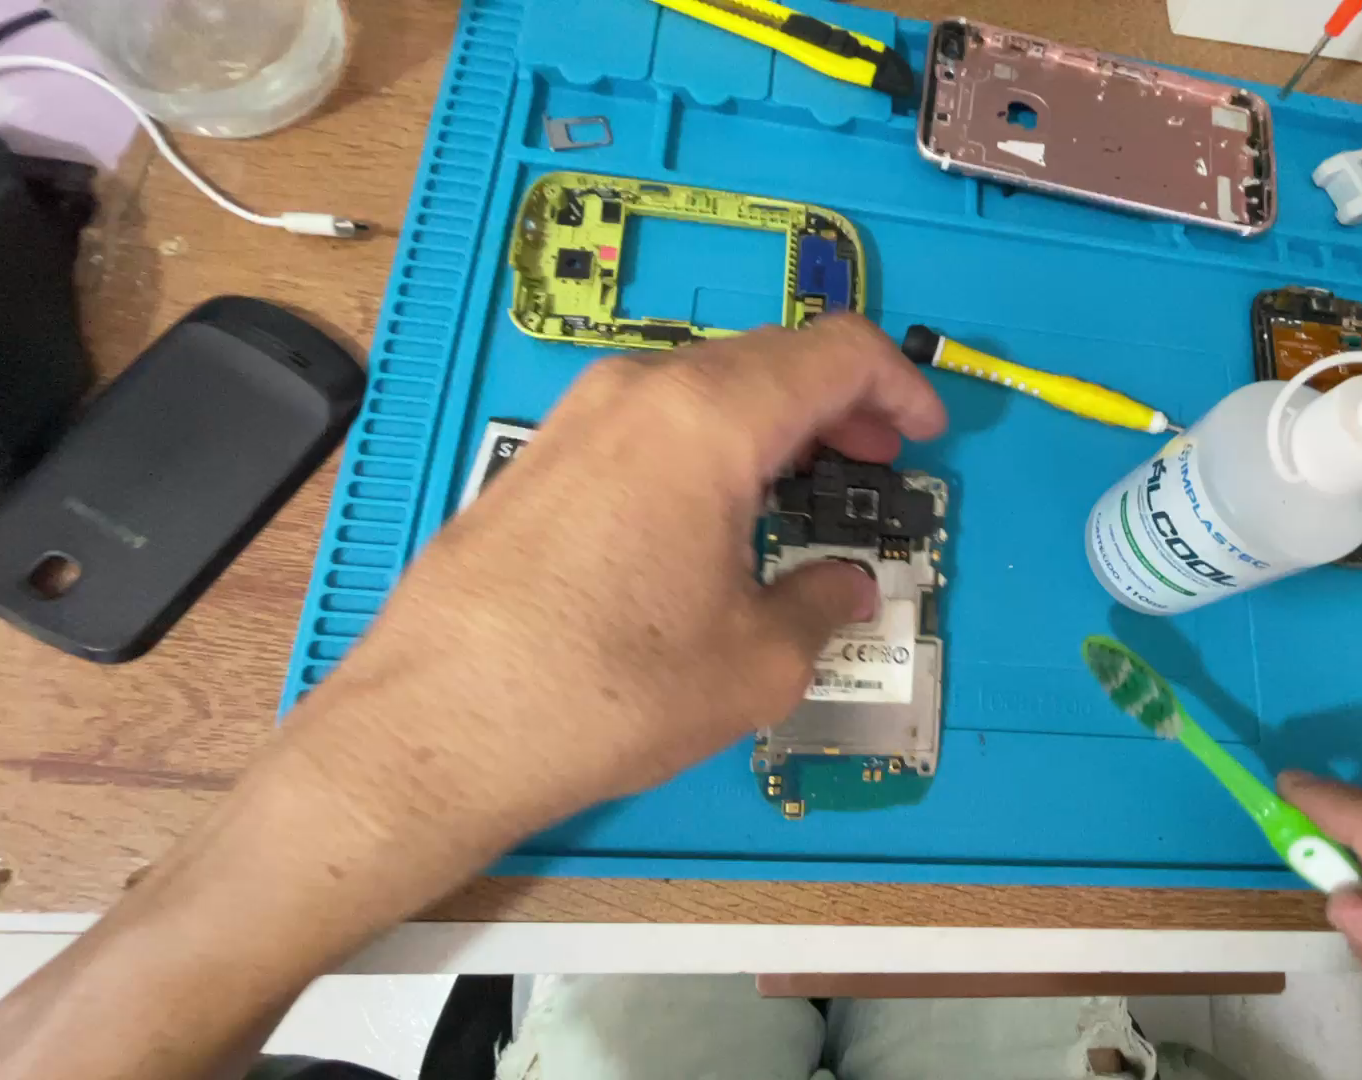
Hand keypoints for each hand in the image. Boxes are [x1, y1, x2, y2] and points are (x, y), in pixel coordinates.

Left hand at [288, 315, 946, 848]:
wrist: (435, 731)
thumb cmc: (615, 689)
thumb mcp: (757, 661)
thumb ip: (823, 604)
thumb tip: (849, 587)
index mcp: (711, 419)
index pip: (838, 352)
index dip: (901, 382)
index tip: (925, 431)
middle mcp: (643, 389)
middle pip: (776, 358)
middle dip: (845, 402)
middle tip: (876, 459)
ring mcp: (583, 413)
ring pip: (714, 383)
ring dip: (779, 420)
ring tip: (807, 483)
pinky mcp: (546, 452)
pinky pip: (659, 416)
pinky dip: (718, 438)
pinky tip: (722, 504)